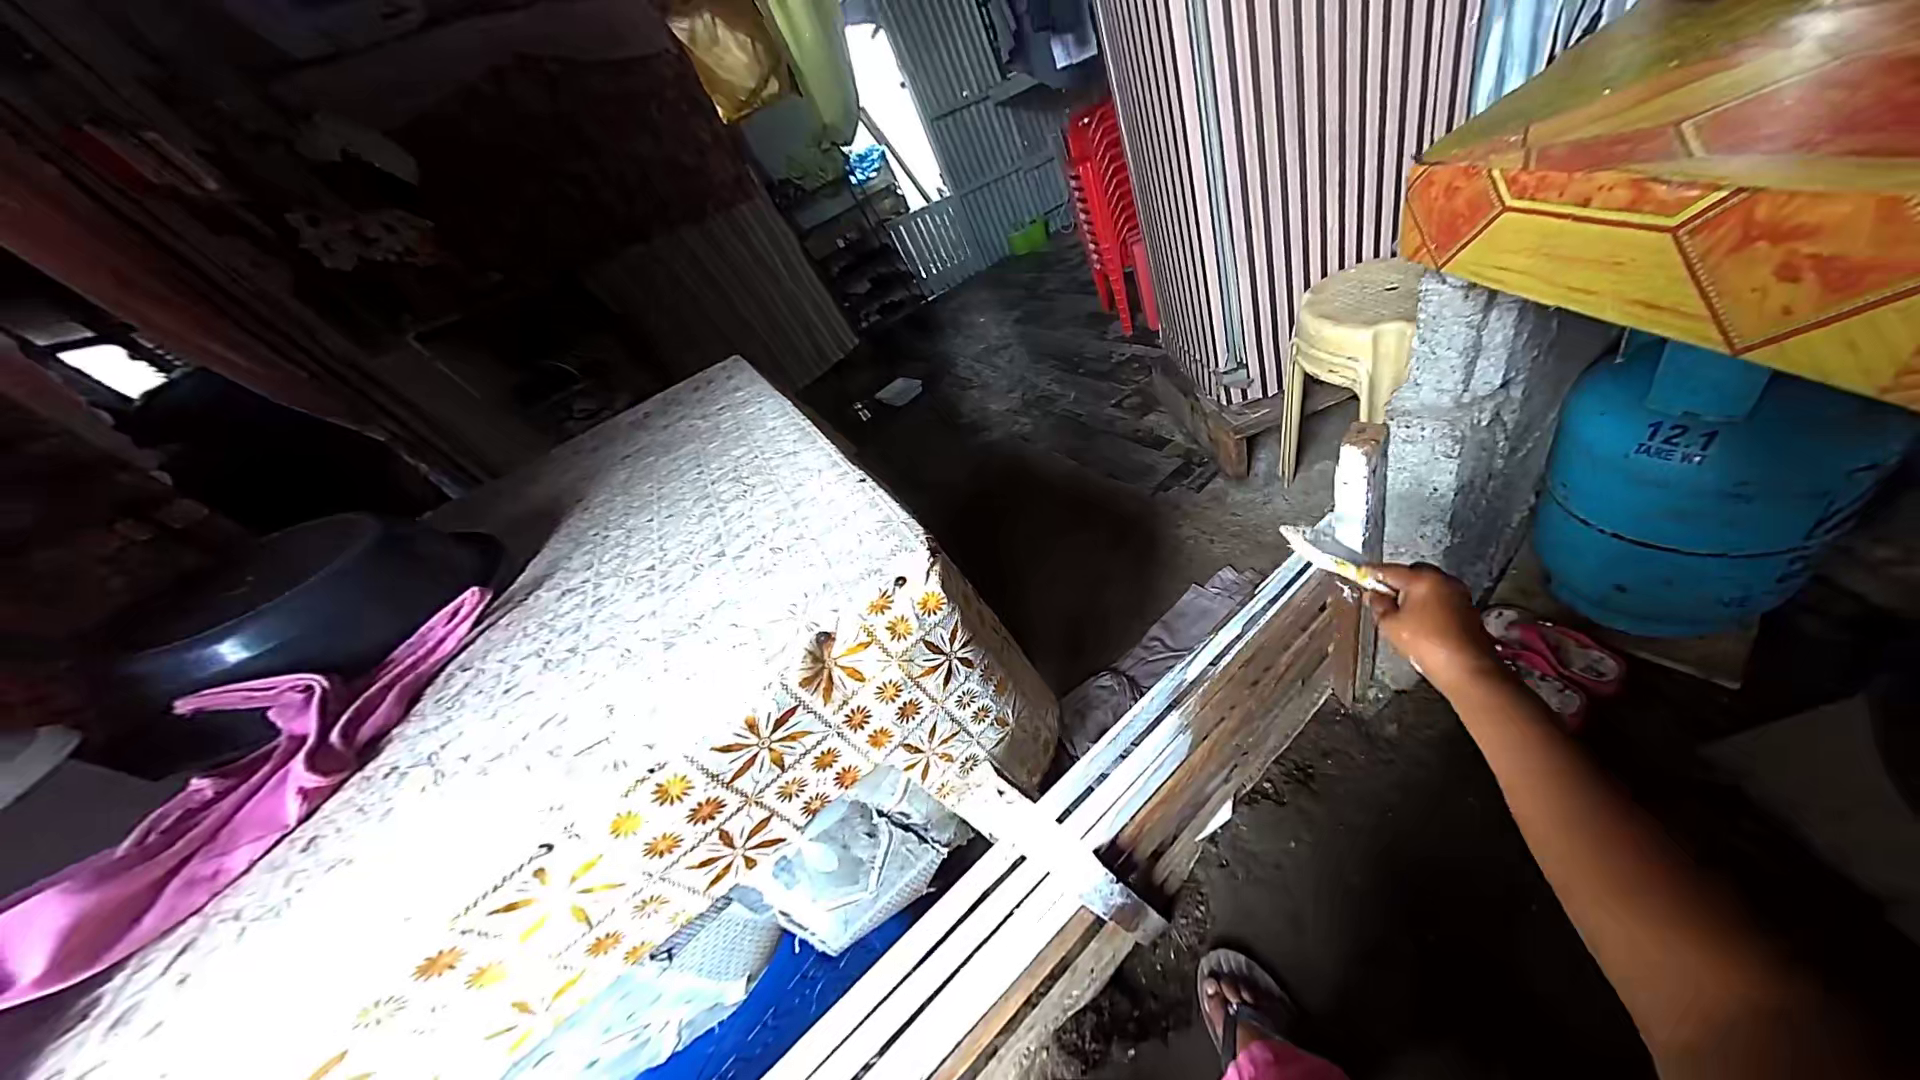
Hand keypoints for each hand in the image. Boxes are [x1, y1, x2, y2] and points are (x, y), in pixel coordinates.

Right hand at [1364, 564, 1502, 691]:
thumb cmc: (1423, 642)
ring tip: (1398, 609)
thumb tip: (1374, 594)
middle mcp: (1444, 580)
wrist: (1466, 667)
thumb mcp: (1390, 624)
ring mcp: (1459, 593)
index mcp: (1423, 579)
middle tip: (1382, 595)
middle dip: (1397, 581)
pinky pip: (1439, 597)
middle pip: (1413, 572)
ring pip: (1428, 585)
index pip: (1389, 570)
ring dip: (1412, 592)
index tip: (1359, 573)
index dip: (1371, 572)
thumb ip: (1378, 605)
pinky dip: (1426, 602)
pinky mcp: (1467, 608)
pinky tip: (1417, 617)